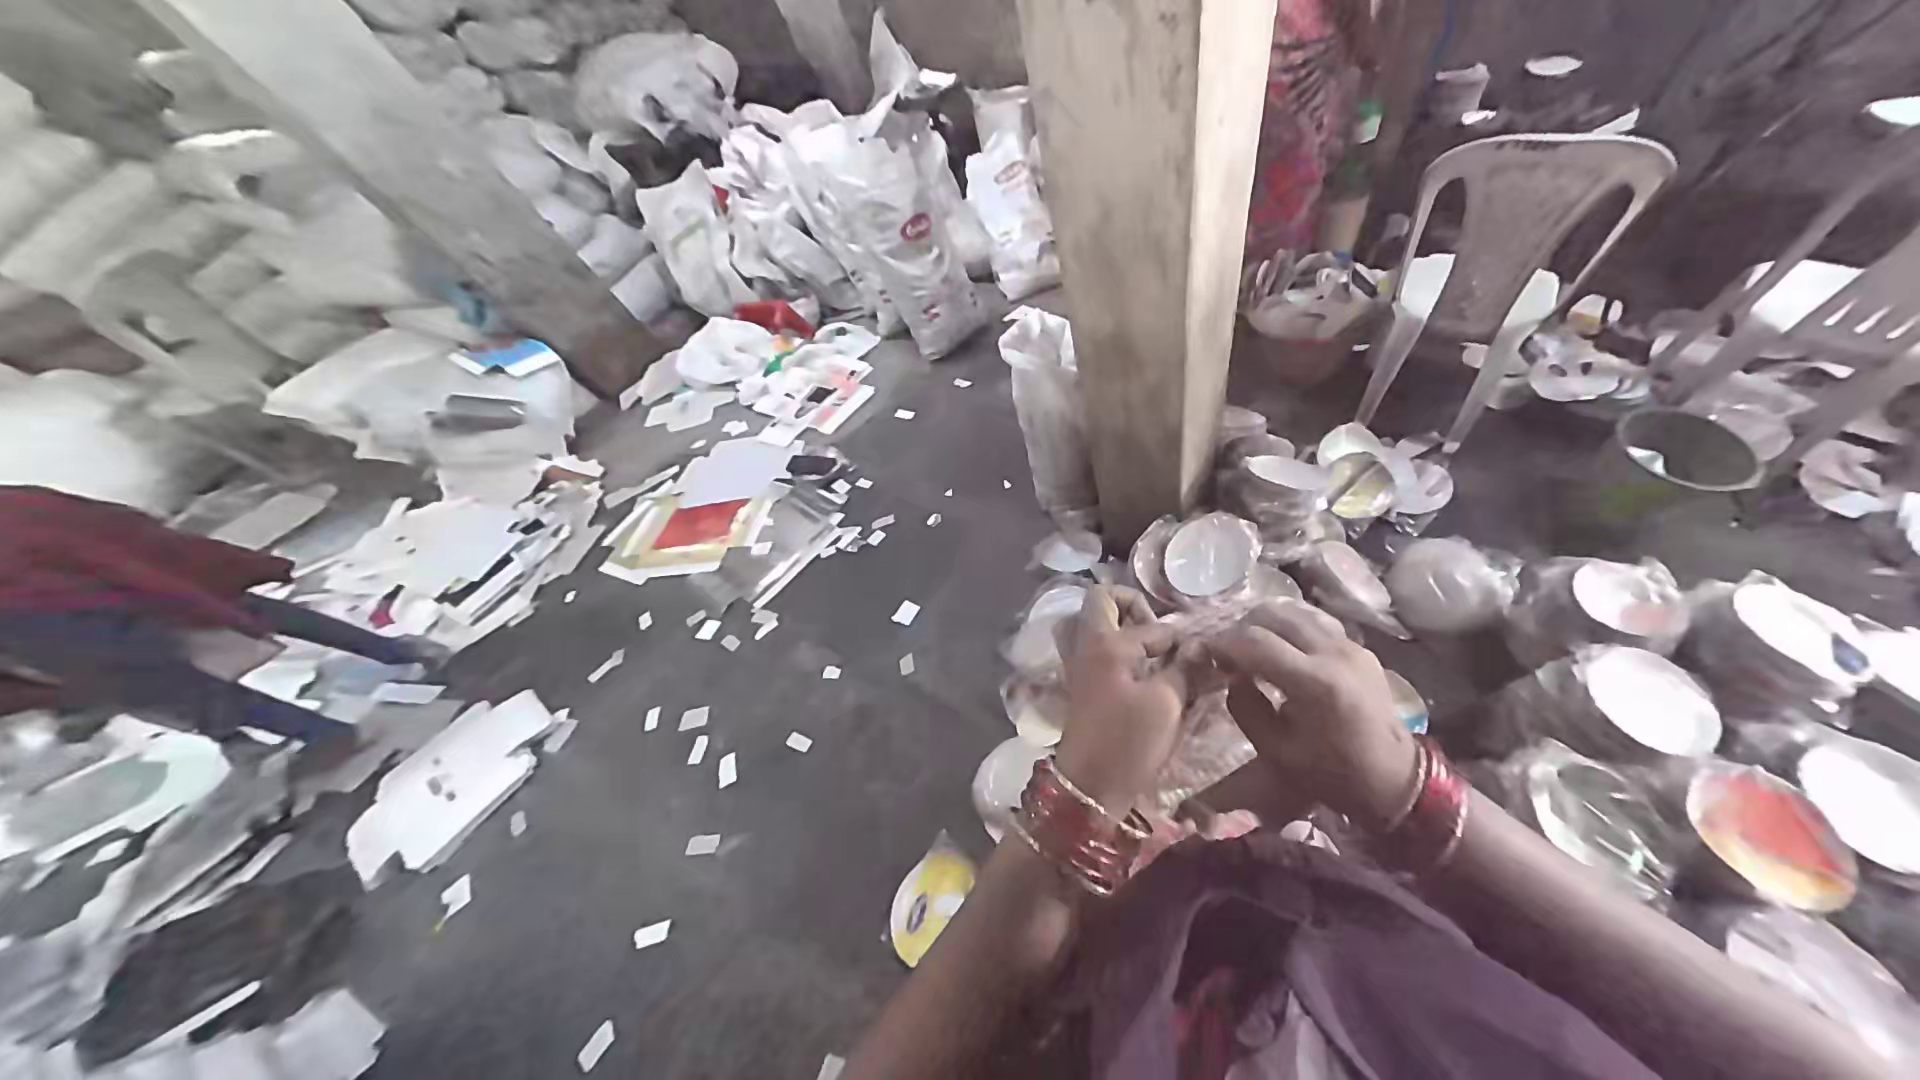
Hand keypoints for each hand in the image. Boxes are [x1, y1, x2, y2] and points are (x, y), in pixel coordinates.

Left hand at [1053, 586, 1190, 811]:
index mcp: (1106, 642)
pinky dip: (1114, 647)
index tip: (1198, 661)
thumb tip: (1200, 645)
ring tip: (1148, 650)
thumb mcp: (1167, 704)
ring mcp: (1078, 662)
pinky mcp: (1080, 682)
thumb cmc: (1128, 742)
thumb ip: (1185, 668)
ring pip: (1093, 623)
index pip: (1152, 626)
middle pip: (1102, 600)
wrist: (1089, 785)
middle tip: (1157, 636)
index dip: (1180, 640)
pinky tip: (1140, 670)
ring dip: (1119, 625)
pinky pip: (1093, 646)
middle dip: (1134, 607)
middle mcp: (1086, 644)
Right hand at [1208, 600, 1418, 830]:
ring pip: (1294, 612)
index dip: (1222, 643)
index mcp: (1314, 683)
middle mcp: (1334, 654)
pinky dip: (1289, 627)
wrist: (1395, 780)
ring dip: (1264, 624)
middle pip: (1272, 616)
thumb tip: (1231, 675)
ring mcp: (1350, 646)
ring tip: (1251, 647)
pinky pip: (1314, 622)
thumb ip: (1245, 706)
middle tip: (1226, 652)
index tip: (1205, 654)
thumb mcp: (1275, 750)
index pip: (1254, 642)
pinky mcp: (1359, 648)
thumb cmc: (1331, 773)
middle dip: (1240, 630)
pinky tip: (1280, 647)